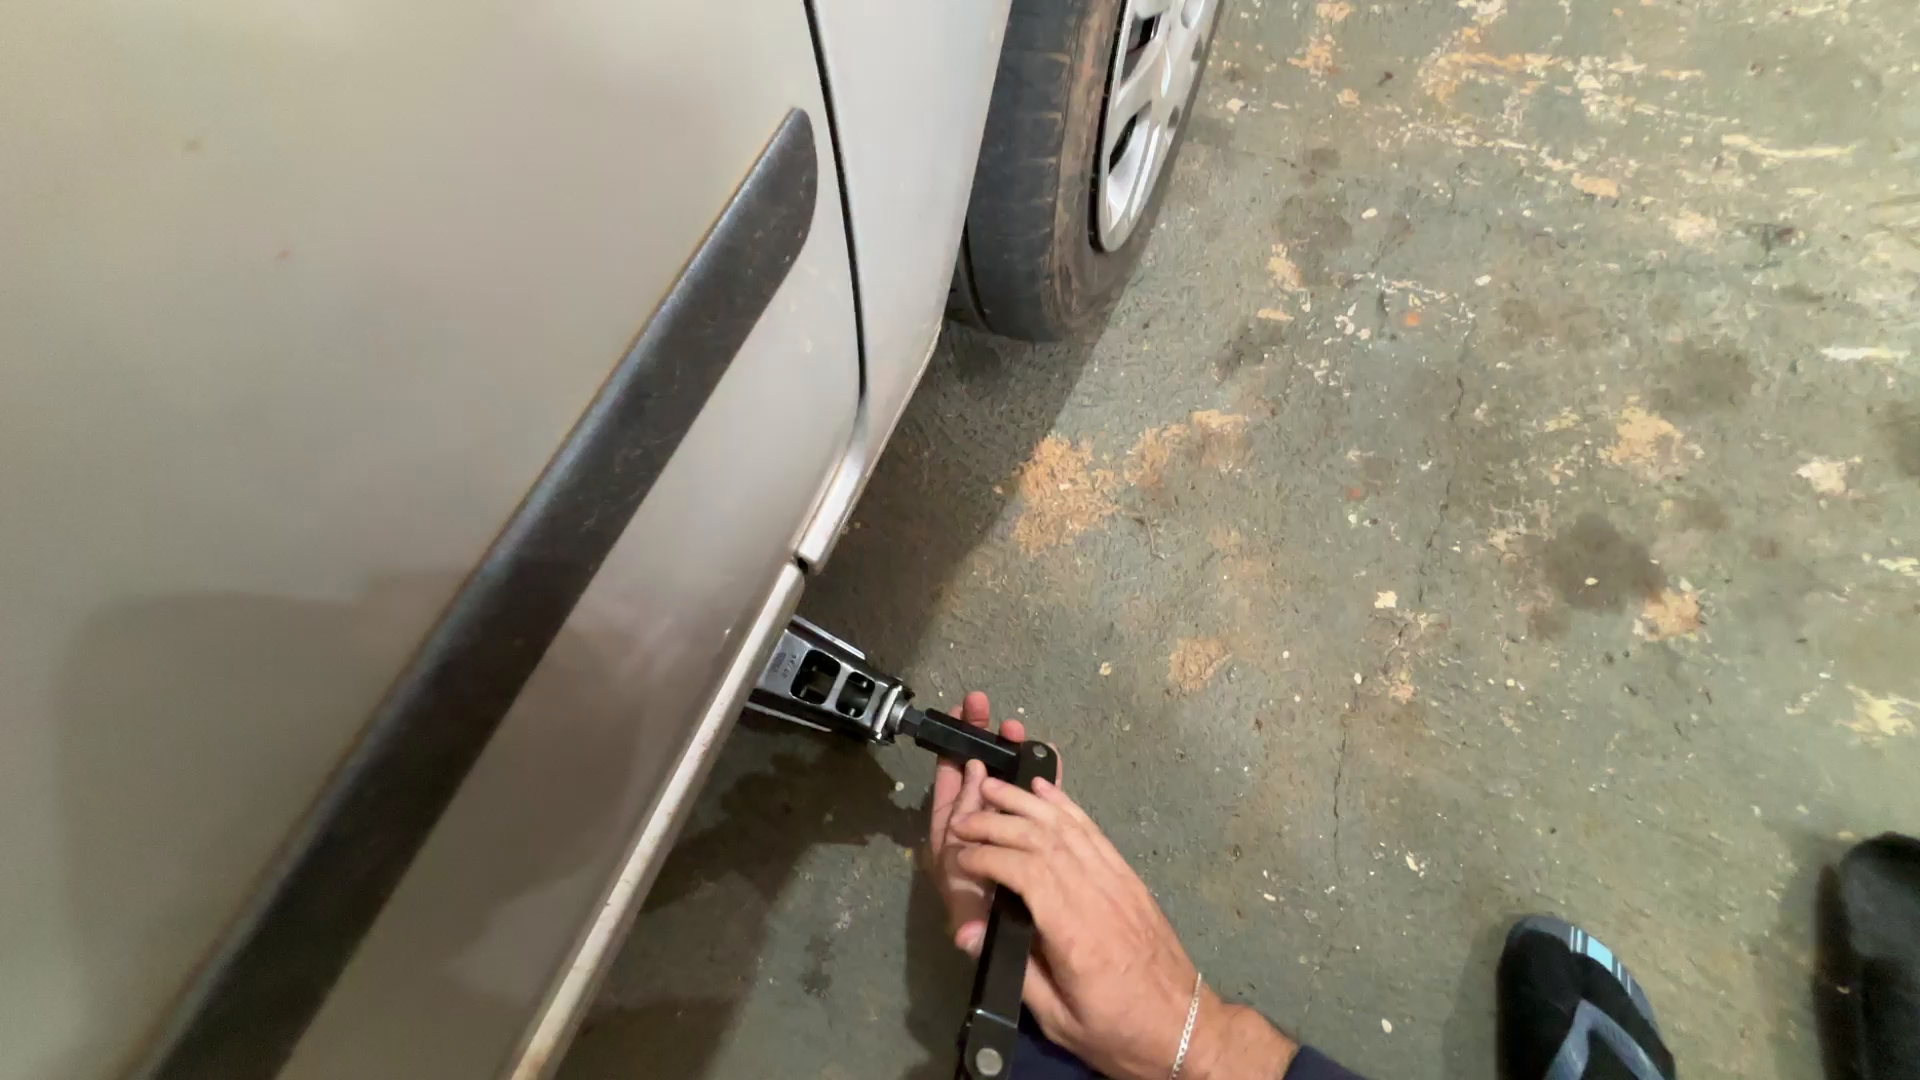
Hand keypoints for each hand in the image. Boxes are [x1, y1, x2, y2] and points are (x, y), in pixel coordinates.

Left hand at [925, 691, 1025, 954]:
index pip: (952, 806)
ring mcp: (999, 823)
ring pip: (998, 778)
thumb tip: (966, 936)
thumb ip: (972, 927)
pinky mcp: (1025, 826)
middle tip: (976, 705)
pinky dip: (1034, 773)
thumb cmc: (993, 929)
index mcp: (952, 847)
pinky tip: (1043, 751)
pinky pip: (1027, 794)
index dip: (958, 779)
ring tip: (1011, 721)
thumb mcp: (976, 927)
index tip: (972, 757)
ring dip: (1003, 748)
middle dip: (974, 740)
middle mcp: (973, 828)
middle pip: (971, 776)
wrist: (1027, 945)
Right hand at [951, 777, 1297, 1079]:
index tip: (961, 857)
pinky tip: (1044, 788)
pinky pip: (1092, 829)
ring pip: (1066, 825)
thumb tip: (969, 933)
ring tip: (993, 787)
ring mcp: (1115, 878)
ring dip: (1026, 801)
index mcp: (1075, 933)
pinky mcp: (1126, 874)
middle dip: (997, 822)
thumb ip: (1017, 971)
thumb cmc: (1118, 1031)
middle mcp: (1095, 893)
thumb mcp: (1060, 1021)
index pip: (1026, 872)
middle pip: (1041, 839)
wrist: (1185, 1028)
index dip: (989, 856)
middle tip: (964, 819)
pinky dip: (1065, 804)